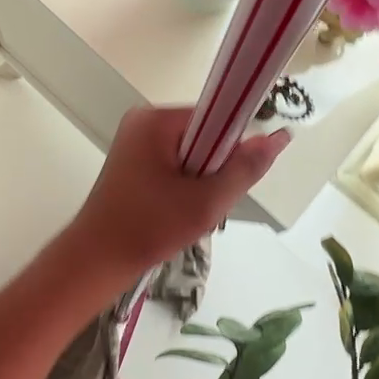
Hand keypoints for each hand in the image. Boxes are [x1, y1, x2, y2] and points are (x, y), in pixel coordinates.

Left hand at [59, 107, 290, 283]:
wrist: (98, 261)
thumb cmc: (148, 229)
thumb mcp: (206, 202)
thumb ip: (245, 169)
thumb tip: (280, 136)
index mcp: (155, 120)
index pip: (214, 117)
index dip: (229, 148)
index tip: (225, 180)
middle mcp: (143, 121)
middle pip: (204, 135)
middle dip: (213, 169)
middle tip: (203, 203)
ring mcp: (135, 141)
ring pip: (192, 152)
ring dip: (200, 181)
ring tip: (187, 211)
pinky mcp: (133, 161)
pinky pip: (175, 162)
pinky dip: (184, 186)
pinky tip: (175, 210)